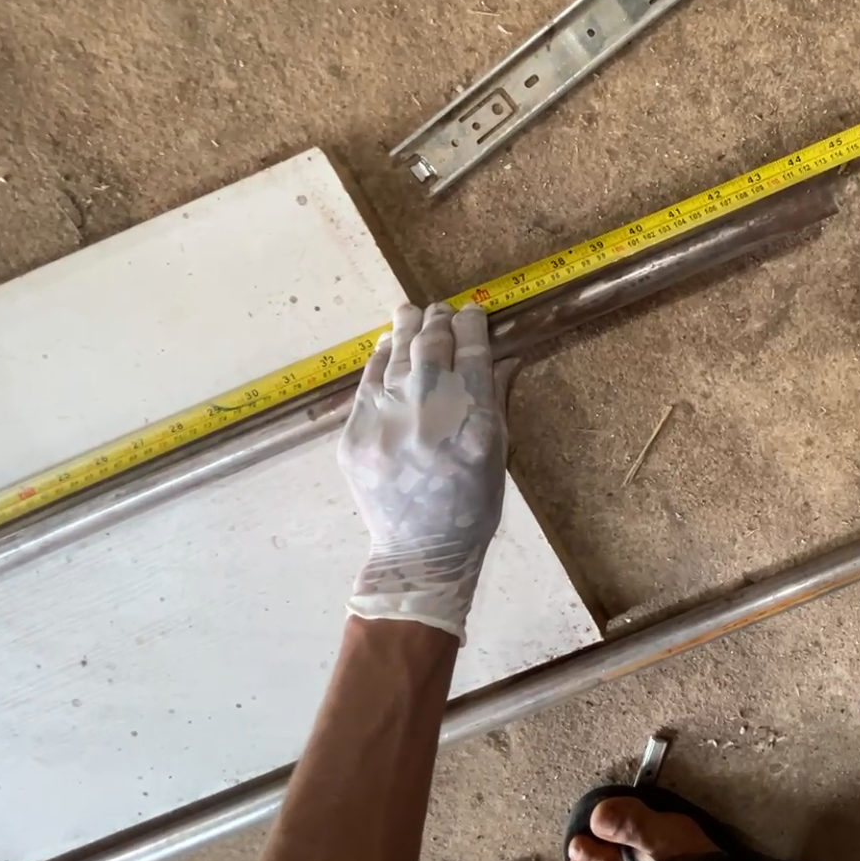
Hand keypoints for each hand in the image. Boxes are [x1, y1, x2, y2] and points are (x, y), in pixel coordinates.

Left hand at [338, 301, 511, 640]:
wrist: (420, 551)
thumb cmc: (474, 503)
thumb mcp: (499, 452)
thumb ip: (497, 400)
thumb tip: (505, 357)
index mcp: (475, 422)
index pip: (472, 354)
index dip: (472, 326)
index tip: (472, 311)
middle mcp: (429, 416)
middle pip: (431, 348)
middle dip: (437, 321)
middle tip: (439, 309)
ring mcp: (386, 424)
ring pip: (394, 359)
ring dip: (405, 330)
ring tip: (409, 311)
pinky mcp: (354, 436)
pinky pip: (367, 384)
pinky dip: (379, 361)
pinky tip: (386, 347)